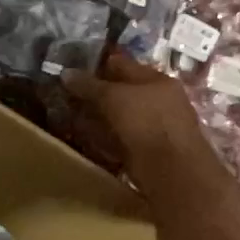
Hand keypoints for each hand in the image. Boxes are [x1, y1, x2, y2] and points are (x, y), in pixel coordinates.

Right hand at [65, 53, 216, 194]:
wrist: (173, 174)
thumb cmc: (145, 123)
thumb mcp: (112, 97)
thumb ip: (88, 85)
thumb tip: (65, 73)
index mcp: (158, 80)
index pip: (122, 65)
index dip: (96, 66)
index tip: (72, 73)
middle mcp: (161, 100)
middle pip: (121, 92)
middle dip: (96, 95)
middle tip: (69, 98)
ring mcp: (158, 127)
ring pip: (121, 116)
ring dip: (99, 118)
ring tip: (74, 119)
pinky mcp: (152, 151)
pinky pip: (123, 138)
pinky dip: (107, 139)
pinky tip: (90, 141)